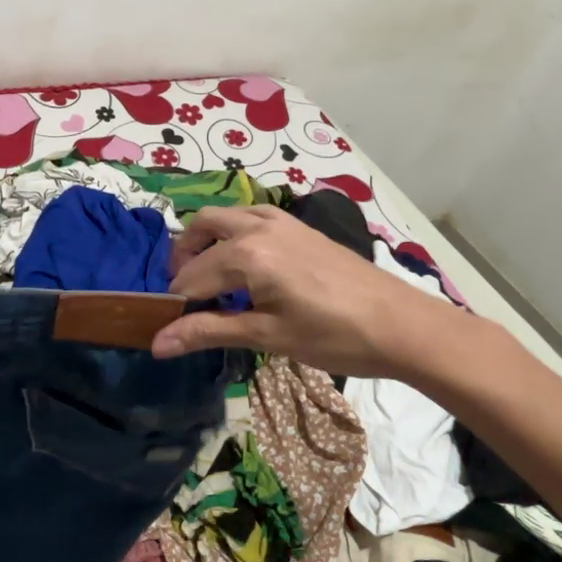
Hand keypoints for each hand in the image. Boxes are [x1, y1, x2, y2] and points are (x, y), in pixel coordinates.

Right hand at [150, 204, 470, 378]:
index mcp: (246, 253)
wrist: (403, 325)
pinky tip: (248, 267)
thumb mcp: (267, 336)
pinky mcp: (301, 228)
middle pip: (201, 229)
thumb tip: (157, 344)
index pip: (192, 276)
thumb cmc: (334, 336)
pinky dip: (235, 235)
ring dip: (208, 241)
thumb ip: (209, 331)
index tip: (171, 328)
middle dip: (184, 260)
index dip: (176, 304)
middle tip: (185, 297)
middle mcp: (258, 226)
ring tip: (211, 280)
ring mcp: (282, 222)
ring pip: (227, 217)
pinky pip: (253, 218)